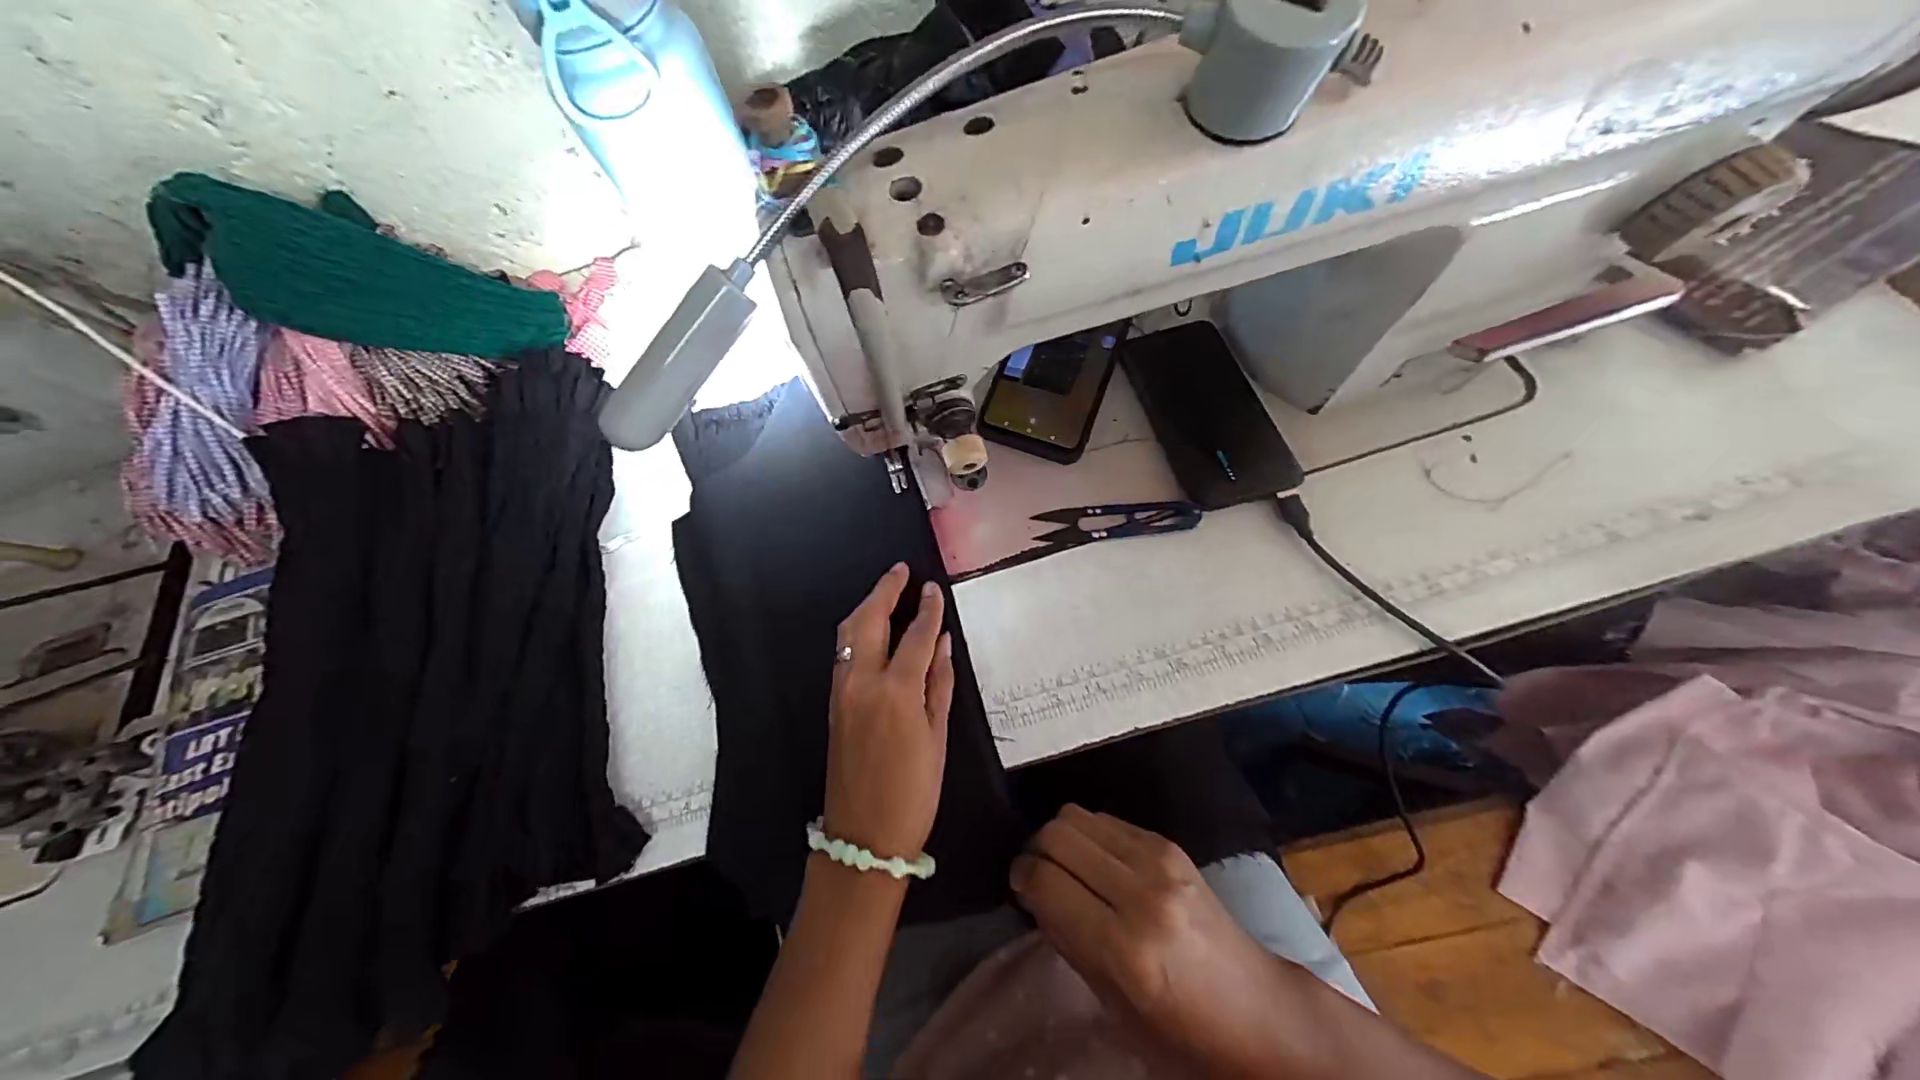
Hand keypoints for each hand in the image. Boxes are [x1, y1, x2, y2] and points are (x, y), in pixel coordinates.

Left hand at [823, 563, 953, 860]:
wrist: (863, 835)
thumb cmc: (914, 790)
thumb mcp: (938, 737)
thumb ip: (940, 683)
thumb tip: (942, 642)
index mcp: (896, 690)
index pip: (916, 635)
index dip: (928, 609)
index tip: (933, 587)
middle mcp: (863, 682)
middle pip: (870, 621)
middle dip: (885, 591)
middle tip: (901, 570)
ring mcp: (842, 691)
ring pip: (849, 633)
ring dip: (867, 606)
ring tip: (885, 590)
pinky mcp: (833, 702)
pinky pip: (843, 652)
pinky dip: (857, 631)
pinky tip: (870, 628)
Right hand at [1011, 806, 1302, 1075]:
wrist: (1256, 1008)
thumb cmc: (1180, 1027)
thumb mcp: (1112, 1002)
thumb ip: (1066, 939)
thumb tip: (1031, 891)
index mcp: (1125, 946)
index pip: (1046, 881)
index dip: (1021, 878)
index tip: (1019, 887)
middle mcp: (1142, 892)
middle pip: (1057, 834)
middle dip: (1036, 851)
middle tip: (1038, 875)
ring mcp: (1161, 861)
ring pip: (1078, 815)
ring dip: (1061, 837)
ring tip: (1066, 866)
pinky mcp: (1171, 844)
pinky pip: (1107, 818)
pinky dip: (1090, 834)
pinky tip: (1097, 862)